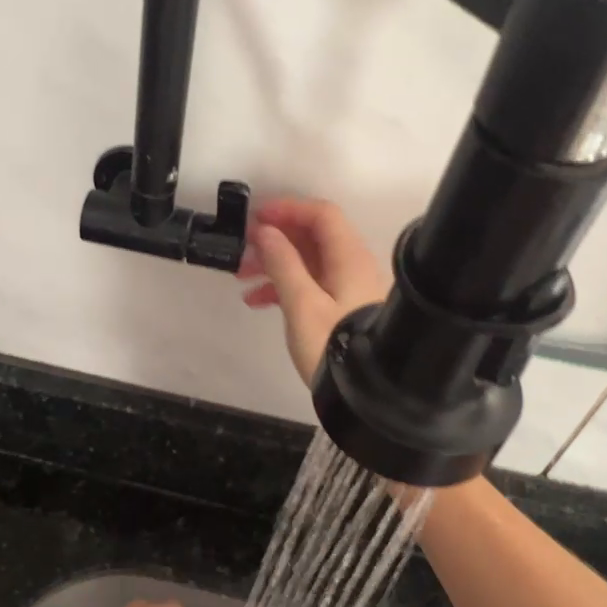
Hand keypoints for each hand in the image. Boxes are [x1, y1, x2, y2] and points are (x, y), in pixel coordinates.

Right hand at [237, 198, 390, 380]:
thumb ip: (282, 264)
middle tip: (243, 249)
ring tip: (242, 278)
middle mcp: (353, 267)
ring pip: (308, 263)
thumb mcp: (301, 304)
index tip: (256, 217)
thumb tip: (265, 232)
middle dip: (275, 240)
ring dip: (274, 265)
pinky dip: (284, 288)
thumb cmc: (332, 345)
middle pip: (313, 238)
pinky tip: (257, 302)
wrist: (364, 396)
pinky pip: (311, 286)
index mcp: (349, 258)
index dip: (288, 210)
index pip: (321, 215)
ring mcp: (349, 289)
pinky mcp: (343, 310)